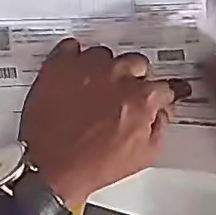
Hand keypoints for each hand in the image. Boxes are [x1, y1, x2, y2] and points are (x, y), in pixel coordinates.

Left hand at [21, 39, 177, 209]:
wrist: (51, 167)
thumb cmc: (90, 163)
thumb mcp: (143, 154)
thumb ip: (159, 125)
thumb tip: (160, 113)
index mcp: (141, 97)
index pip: (164, 85)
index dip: (163, 92)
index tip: (164, 91)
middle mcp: (116, 76)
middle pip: (136, 62)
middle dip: (133, 78)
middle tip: (120, 95)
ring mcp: (87, 68)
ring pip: (104, 54)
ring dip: (103, 68)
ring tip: (94, 88)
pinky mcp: (59, 65)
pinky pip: (70, 47)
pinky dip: (73, 57)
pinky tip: (75, 72)